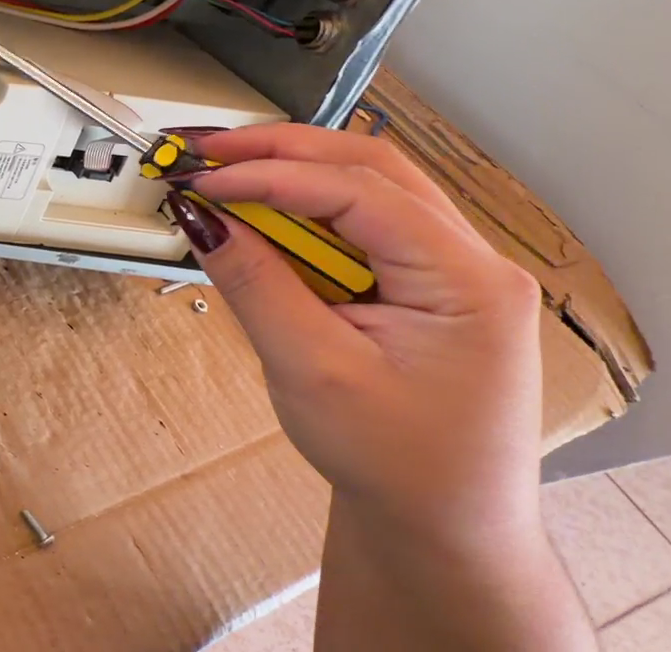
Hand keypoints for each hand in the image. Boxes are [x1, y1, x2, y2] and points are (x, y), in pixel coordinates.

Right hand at [168, 125, 543, 534]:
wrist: (439, 519)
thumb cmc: (395, 458)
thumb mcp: (311, 368)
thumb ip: (254, 282)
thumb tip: (200, 216)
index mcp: (466, 281)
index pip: (357, 191)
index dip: (269, 175)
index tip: (200, 181)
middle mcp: (470, 261)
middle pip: (368, 166)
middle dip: (280, 150)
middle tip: (205, 151)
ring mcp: (448, 269)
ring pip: (364, 185)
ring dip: (288, 171)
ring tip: (221, 172)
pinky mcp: (418, 282)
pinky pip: (357, 221)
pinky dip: (299, 208)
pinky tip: (256, 212)